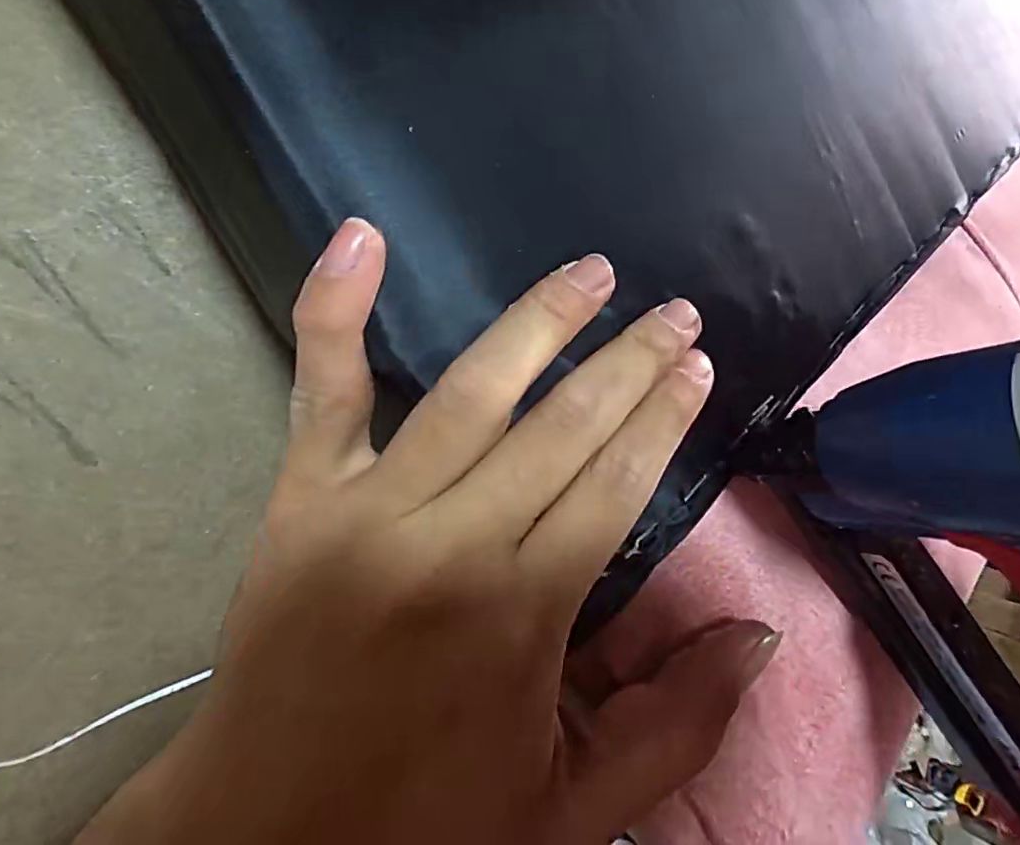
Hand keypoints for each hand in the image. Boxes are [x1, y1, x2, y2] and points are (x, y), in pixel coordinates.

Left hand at [77, 219, 780, 844]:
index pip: (617, 481)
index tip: (698, 364)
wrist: (259, 844)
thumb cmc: (424, 824)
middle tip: (675, 311)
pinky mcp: (302, 497)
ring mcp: (369, 509)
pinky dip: (337, 306)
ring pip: (475, 388)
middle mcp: (454, 543)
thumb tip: (760, 633)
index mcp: (522, 611)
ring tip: (594, 272)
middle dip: (632, 360)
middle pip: (566, 424)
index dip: (665, 416)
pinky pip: (323, 387)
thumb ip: (678, 721)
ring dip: (544, 319)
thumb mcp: (572, 805)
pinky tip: (362, 235)